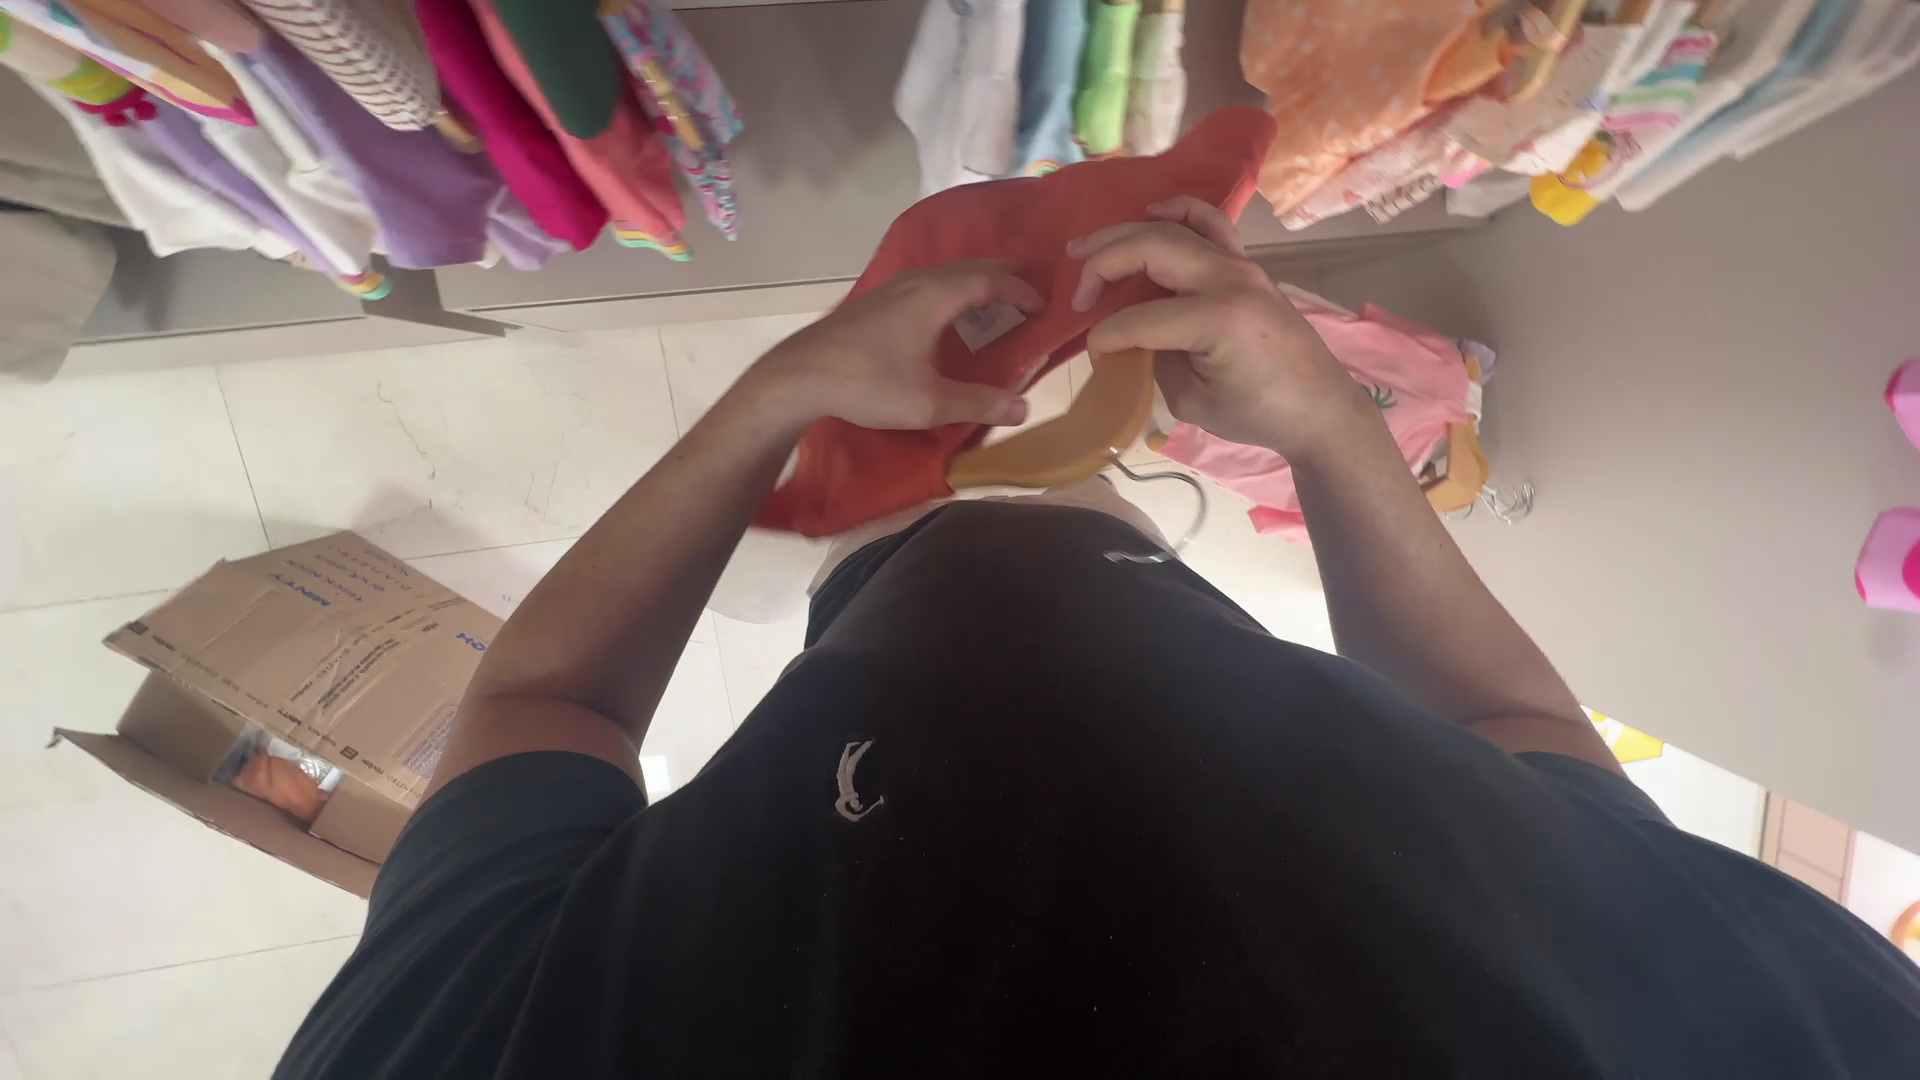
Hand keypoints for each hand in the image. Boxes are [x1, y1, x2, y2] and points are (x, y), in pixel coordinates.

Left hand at [744, 261, 1042, 432]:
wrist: (800, 376)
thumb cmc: (869, 385)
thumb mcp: (929, 403)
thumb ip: (979, 403)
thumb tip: (1023, 409)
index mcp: (935, 296)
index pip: (991, 278)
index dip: (1021, 289)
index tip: (1041, 306)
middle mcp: (915, 281)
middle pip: (969, 268)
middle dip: (1002, 278)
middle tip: (1025, 294)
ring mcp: (890, 287)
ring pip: (944, 274)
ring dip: (974, 284)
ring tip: (991, 304)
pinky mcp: (873, 301)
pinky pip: (925, 284)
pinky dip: (949, 292)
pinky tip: (943, 316)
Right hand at [1067, 198, 1374, 459]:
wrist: (1319, 406)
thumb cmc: (1257, 414)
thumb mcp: (1191, 401)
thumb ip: (1154, 362)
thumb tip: (1132, 339)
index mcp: (1216, 320)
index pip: (1138, 319)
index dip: (1105, 337)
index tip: (1095, 358)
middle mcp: (1228, 279)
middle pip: (1150, 249)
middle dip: (1102, 265)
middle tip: (1075, 293)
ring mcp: (1241, 265)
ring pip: (1172, 228)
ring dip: (1125, 233)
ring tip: (1086, 246)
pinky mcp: (1247, 265)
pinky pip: (1210, 222)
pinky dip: (1178, 211)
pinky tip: (1150, 212)